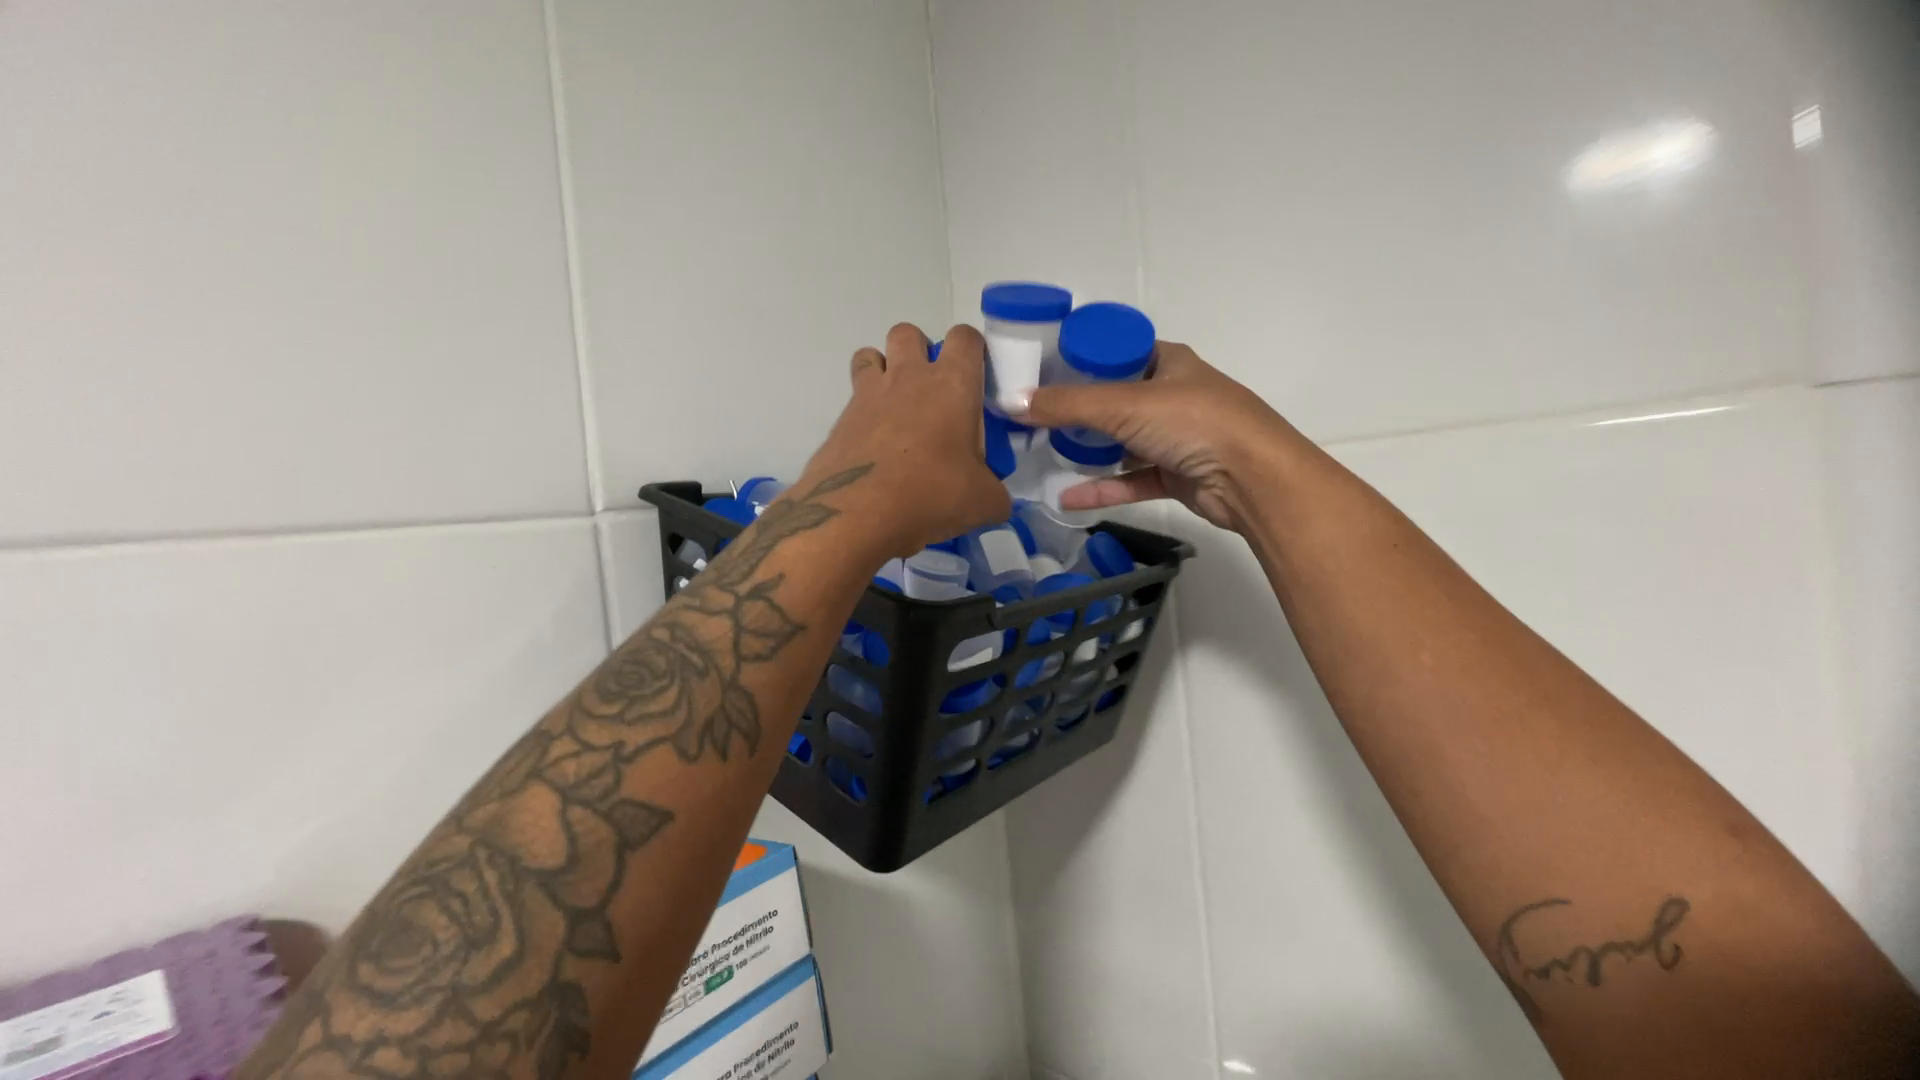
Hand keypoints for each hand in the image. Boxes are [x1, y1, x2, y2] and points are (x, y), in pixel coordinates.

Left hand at [798, 323, 1011, 559]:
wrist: (859, 512)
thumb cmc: (932, 494)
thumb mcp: (984, 501)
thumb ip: (993, 490)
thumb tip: (992, 497)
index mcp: (952, 385)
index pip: (964, 338)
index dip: (971, 349)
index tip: (975, 376)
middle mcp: (908, 378)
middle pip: (908, 333)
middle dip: (919, 350)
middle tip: (930, 390)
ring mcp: (869, 395)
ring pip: (870, 355)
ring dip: (883, 370)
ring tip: (895, 407)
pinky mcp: (841, 421)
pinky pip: (852, 399)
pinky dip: (863, 412)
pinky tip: (874, 446)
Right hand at [1019, 342, 1293, 533]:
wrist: (1253, 479)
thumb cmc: (1193, 422)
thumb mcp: (1124, 405)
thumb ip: (1067, 405)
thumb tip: (1010, 402)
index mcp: (1167, 362)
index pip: (1116, 352)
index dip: (1078, 358)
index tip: (1037, 369)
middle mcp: (1172, 395)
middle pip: (1113, 399)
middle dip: (1074, 409)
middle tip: (1030, 415)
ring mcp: (1175, 437)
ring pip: (1121, 442)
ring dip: (1087, 450)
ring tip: (1041, 453)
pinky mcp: (1176, 475)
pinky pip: (1130, 480)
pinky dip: (1103, 488)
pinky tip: (1067, 497)